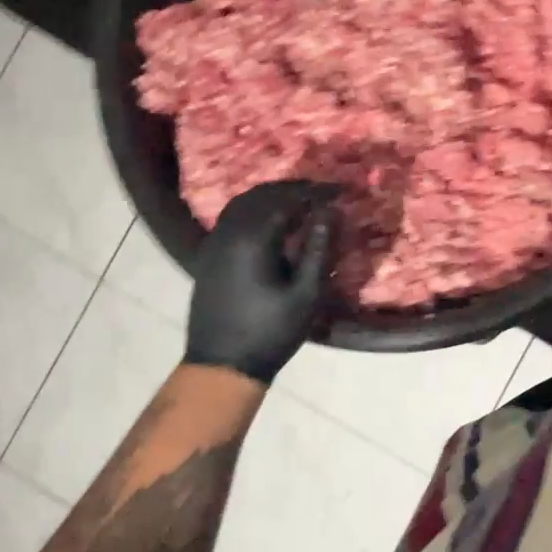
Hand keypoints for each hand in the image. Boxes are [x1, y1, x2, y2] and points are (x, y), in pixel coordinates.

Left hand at [184, 181, 341, 384]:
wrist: (223, 363)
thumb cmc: (272, 332)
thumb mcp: (306, 294)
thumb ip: (319, 249)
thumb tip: (331, 212)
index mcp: (253, 240)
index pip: (287, 200)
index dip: (316, 191)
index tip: (341, 190)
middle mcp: (229, 233)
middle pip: (262, 195)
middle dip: (294, 188)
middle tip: (324, 191)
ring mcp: (214, 243)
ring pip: (243, 203)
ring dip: (273, 196)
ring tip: (302, 201)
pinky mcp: (210, 255)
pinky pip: (233, 217)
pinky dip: (257, 208)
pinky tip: (274, 221)